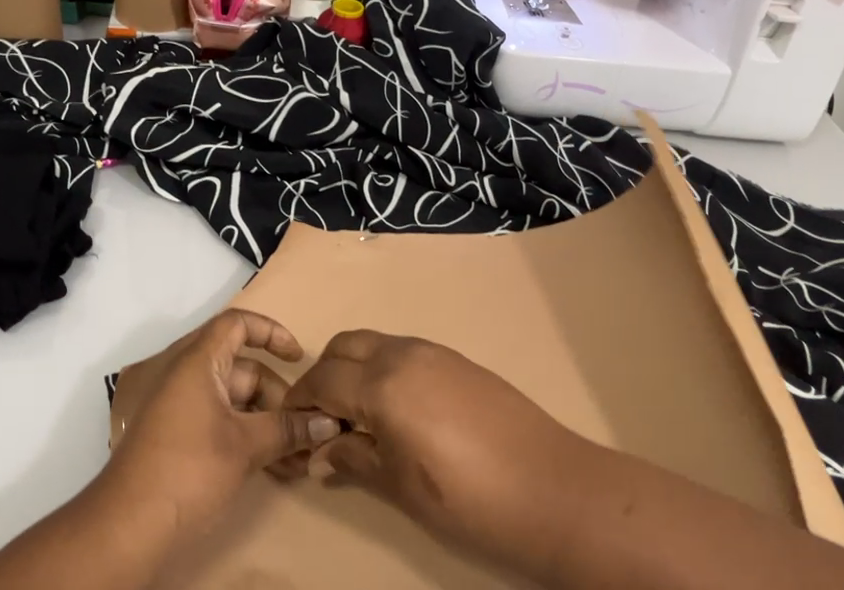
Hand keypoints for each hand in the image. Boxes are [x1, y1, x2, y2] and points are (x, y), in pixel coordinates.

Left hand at [104, 310, 341, 534]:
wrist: (127, 527)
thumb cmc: (188, 470)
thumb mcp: (245, 447)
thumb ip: (288, 429)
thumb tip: (329, 422)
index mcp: (196, 361)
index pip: (237, 324)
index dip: (271, 332)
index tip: (299, 358)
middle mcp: (185, 374)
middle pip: (243, 369)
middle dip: (279, 399)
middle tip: (309, 431)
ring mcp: (179, 406)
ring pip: (234, 401)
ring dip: (268, 425)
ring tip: (300, 460)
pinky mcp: (177, 435)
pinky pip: (220, 421)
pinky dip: (247, 437)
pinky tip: (276, 468)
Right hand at [282, 330, 604, 581]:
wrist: (553, 488)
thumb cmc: (468, 499)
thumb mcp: (401, 488)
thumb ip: (355, 461)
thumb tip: (320, 455)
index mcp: (382, 385)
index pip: (322, 380)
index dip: (299, 401)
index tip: (290, 424)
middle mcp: (403, 355)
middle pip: (344, 347)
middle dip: (323, 375)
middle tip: (322, 417)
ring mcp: (435, 352)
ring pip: (375, 343)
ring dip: (354, 367)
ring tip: (358, 414)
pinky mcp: (458, 360)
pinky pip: (404, 350)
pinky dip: (384, 368)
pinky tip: (395, 408)